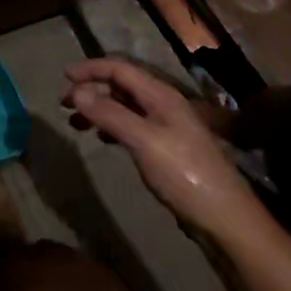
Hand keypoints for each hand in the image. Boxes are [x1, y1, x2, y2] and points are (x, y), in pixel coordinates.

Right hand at [62, 58, 264, 239]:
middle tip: (63, 103)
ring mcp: (167, 128)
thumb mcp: (143, 141)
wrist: (227, 221)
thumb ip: (110, 114)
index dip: (91, 68)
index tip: (64, 76)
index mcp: (161, 96)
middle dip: (91, 90)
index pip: (120, 69)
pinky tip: (102, 139)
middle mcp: (164, 105)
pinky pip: (132, 126)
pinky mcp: (167, 150)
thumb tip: (77, 92)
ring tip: (75, 123)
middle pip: (121, 86)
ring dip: (99, 109)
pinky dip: (111, 126)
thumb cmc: (185, 175)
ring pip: (125, 106)